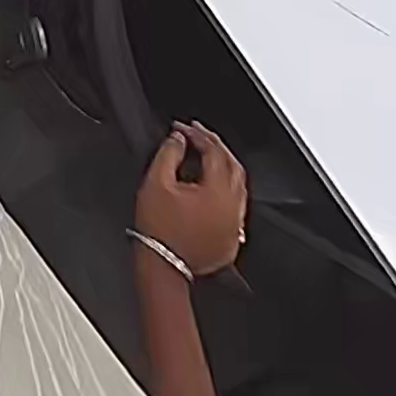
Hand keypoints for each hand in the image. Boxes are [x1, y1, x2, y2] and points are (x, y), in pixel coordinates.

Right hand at [135, 121, 247, 275]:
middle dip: (214, 145)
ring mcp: (235, 225)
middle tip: (197, 133)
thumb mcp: (156, 181)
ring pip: (239, 184)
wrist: (162, 267)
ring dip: (223, 164)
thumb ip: (169, 152)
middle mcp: (233, 208)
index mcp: (217, 192)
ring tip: (206, 152)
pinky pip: (237, 205)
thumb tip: (179, 138)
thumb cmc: (158, 228)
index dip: (198, 135)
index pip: (214, 152)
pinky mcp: (232, 238)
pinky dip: (226, 187)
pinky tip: (212, 182)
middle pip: (232, 164)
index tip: (183, 128)